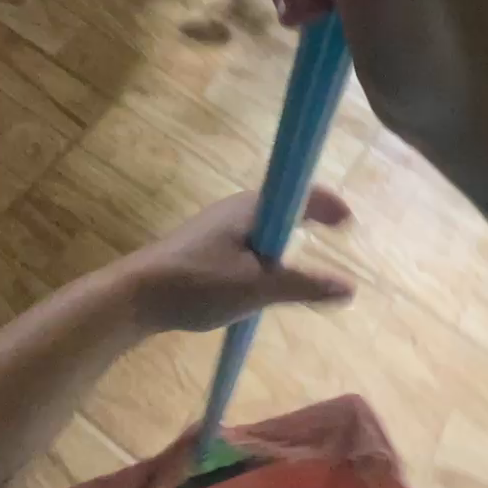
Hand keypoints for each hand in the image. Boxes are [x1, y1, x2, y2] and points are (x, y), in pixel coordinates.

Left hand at [118, 188, 355, 332]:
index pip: (299, 191)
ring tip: (306, 258)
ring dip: (289, 234)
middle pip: (284, 204)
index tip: (349, 222)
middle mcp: (237, 208)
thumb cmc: (199, 283)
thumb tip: (350, 288)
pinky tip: (267, 275)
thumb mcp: (257, 288)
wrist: (138, 295)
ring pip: (265, 223)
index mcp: (252, 208)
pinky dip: (270, 249)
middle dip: (312, 215)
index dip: (327, 203)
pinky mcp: (207, 243)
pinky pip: (250, 238)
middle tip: (334, 234)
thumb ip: (304, 286)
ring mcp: (220, 224)